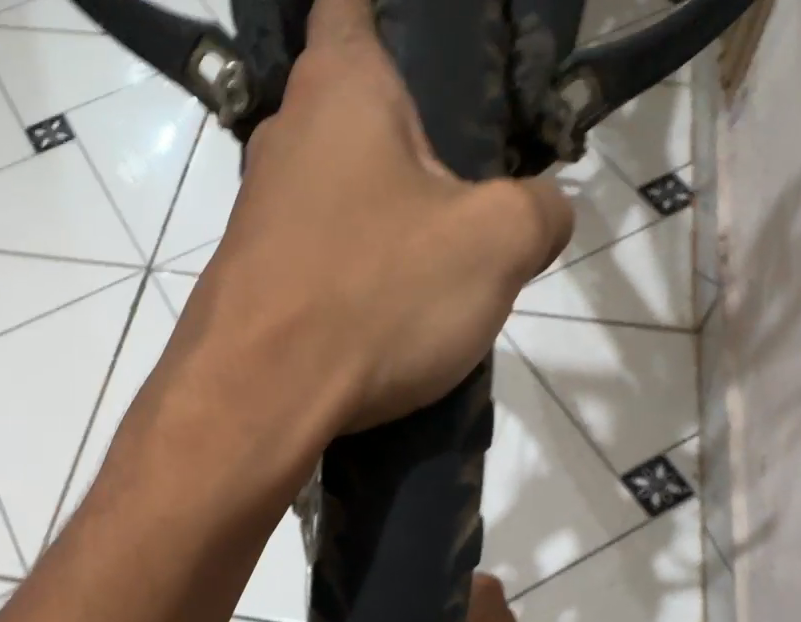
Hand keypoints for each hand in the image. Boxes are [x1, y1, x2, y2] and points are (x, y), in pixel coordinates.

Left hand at [190, 0, 573, 432]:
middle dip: (414, 142)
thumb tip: (546, 212)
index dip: (388, 13)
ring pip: (344, 194)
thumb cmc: (374, 295)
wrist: (259, 401)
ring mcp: (259, 212)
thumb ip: (540, 210)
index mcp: (341, 88)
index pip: (352, 4)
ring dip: (390, 221)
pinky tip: (390, 320)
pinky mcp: (254, 276)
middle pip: (360, 113)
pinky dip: (359, 275)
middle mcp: (287, 135)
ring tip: (438, 273)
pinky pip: (324, 256)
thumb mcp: (496, 244)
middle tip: (471, 194)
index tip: (426, 49)